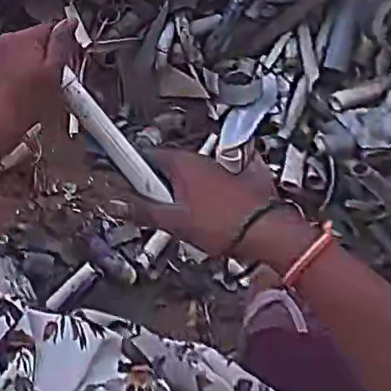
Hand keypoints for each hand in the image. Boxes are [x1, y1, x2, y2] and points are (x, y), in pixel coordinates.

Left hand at [0, 19, 79, 154]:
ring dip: (41, 62)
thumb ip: (62, 42)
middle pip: (40, 38)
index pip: (51, 26)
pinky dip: (28, 70)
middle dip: (53, 53)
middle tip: (63, 72)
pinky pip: (19, 61)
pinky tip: (33, 87)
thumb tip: (68, 25)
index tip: (74, 52)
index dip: (67, 40)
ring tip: (48, 83)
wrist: (2, 121)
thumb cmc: (26, 101)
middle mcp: (8, 41)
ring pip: (30, 50)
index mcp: (23, 37)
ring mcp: (1, 53)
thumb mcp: (54, 70)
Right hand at [127, 149, 315, 264]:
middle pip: (163, 166)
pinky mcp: (236, 177)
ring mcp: (218, 166)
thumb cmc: (228, 225)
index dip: (128, 169)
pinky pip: (210, 180)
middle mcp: (198, 157)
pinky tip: (207, 211)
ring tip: (184, 217)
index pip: (142, 155)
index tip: (120, 178)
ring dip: (179, 190)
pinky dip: (203, 191)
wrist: (272, 235)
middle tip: (156, 209)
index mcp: (180, 161)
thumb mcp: (175, 222)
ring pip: (187, 174)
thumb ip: (142, 211)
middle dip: (156, 185)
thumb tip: (117, 204)